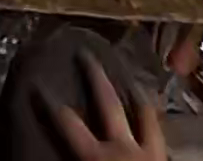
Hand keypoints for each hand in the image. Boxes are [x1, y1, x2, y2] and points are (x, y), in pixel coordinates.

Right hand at [48, 50, 166, 160]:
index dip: (49, 103)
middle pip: (107, 102)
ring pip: (143, 111)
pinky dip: (152, 118)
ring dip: (134, 92)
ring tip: (129, 76)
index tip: (37, 83)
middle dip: (94, 75)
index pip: (67, 124)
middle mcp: (123, 147)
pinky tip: (150, 113)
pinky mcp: (165, 160)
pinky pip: (159, 132)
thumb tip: (46, 157)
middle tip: (85, 52)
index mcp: (96, 158)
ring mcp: (149, 152)